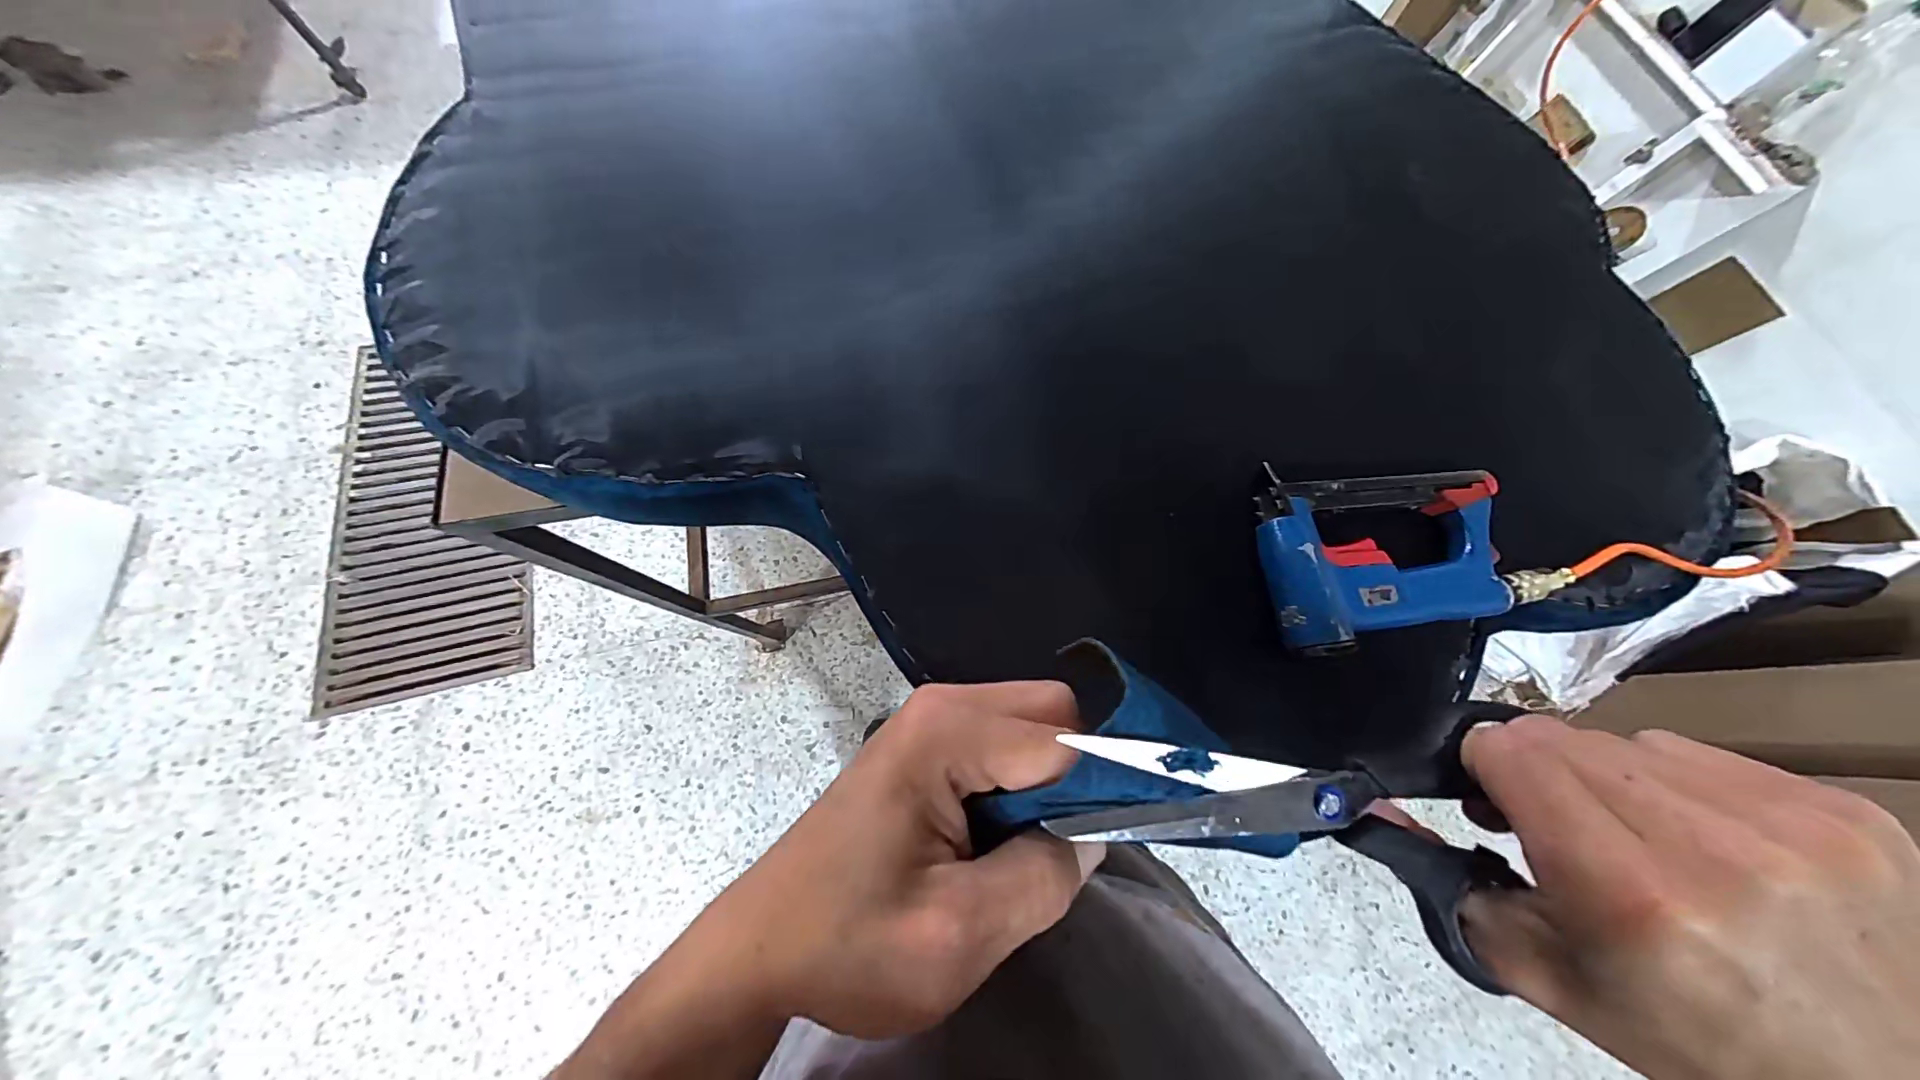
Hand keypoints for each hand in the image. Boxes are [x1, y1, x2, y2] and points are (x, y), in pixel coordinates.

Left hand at [555, 682, 1104, 1078]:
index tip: (1127, 838)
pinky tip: (998, 840)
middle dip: (1078, 779)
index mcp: (946, 733)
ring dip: (1049, 789)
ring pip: (1034, 731)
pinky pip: (1004, 748)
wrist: (761, 950)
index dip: (1108, 786)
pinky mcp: (926, 747)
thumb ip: (1042, 878)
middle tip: (1063, 853)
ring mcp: (931, 722)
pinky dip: (1022, 788)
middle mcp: (942, 707)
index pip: (1068, 739)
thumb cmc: (847, 945)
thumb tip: (1094, 835)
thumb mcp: (957, 934)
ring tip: (1027, 854)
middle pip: (1054, 717)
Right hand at [1458, 715, 1919, 1079]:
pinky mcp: (1847, 810)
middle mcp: (1716, 846)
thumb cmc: (1687, 1037)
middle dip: (1534, 770)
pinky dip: (1676, 784)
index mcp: (1631, 892)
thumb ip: (1445, 876)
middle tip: (1542, 819)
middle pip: (1562, 740)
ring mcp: (1795, 822)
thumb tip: (1376, 804)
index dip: (1481, 764)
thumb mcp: (1539, 968)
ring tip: (1628, 833)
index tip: (1484, 795)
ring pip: (1627, 740)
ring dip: (1603, 775)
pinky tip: (1698, 838)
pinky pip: (1702, 755)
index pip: (1514, 751)